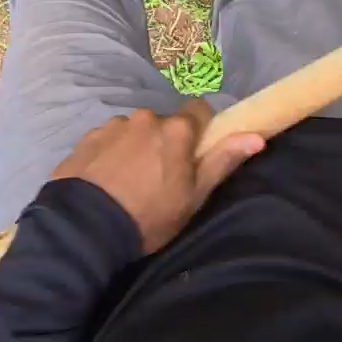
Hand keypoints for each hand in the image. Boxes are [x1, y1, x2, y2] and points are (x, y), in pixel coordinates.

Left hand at [50, 100, 264, 254]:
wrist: (83, 229)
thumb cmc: (148, 215)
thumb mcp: (193, 196)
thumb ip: (222, 161)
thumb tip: (257, 137)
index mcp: (176, 129)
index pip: (199, 111)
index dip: (200, 131)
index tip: (194, 155)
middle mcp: (145, 117)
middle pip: (164, 124)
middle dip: (164, 143)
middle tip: (158, 178)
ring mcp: (113, 126)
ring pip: (134, 132)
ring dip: (135, 148)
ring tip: (127, 183)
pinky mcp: (86, 139)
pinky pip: (107, 141)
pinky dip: (109, 156)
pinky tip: (105, 182)